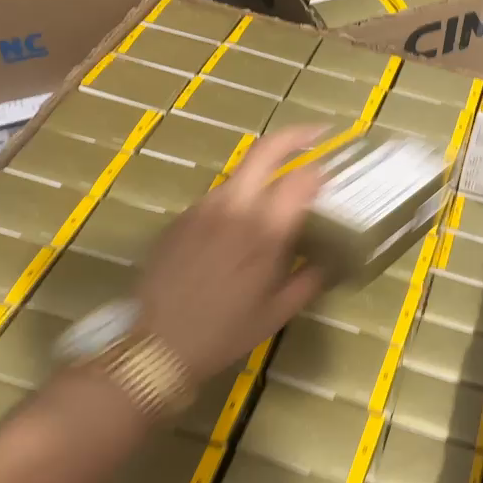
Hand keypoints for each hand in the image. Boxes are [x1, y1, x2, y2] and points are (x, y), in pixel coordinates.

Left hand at [131, 126, 326, 381]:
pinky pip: (217, 198)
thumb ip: (309, 279)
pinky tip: (237, 228)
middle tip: (316, 134)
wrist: (152, 348)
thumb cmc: (223, 334)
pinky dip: (237, 200)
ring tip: (276, 194)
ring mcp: (203, 209)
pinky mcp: (181, 218)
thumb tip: (330, 258)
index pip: (302, 177)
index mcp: (264, 231)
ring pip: (240, 174)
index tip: (331, 176)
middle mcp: (234, 208)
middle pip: (266, 151)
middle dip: (295, 136)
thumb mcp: (276, 313)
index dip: (321, 171)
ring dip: (264, 173)